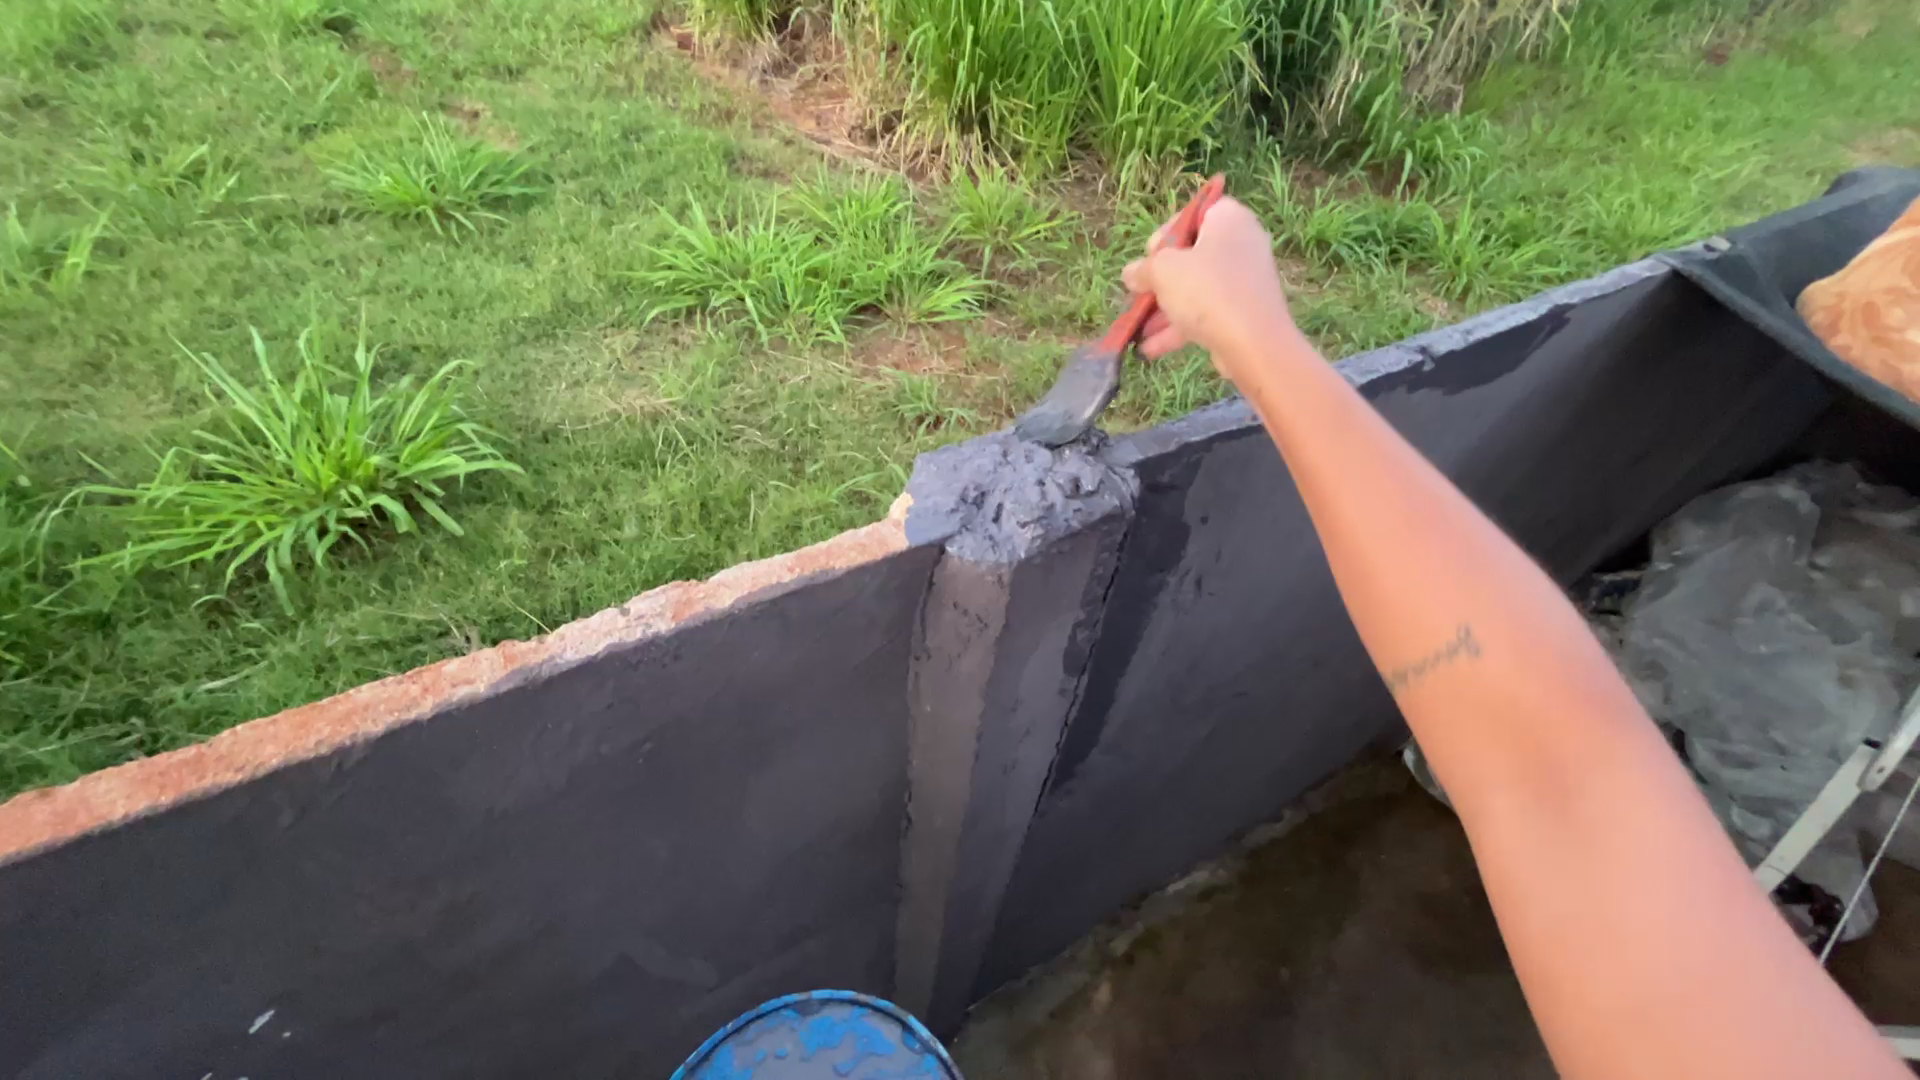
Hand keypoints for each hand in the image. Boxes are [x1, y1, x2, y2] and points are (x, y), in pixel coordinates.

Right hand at [1121, 196, 1304, 386]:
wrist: (1253, 342)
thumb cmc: (1207, 291)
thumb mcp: (1163, 272)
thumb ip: (1143, 269)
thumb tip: (1130, 273)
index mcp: (1227, 220)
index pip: (1194, 214)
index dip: (1167, 233)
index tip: (1150, 256)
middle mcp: (1240, 244)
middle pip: (1191, 256)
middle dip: (1159, 280)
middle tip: (1139, 294)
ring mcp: (1243, 281)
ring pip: (1195, 289)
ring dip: (1163, 310)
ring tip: (1137, 329)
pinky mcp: (1242, 312)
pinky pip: (1205, 314)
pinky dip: (1178, 328)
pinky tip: (1149, 349)